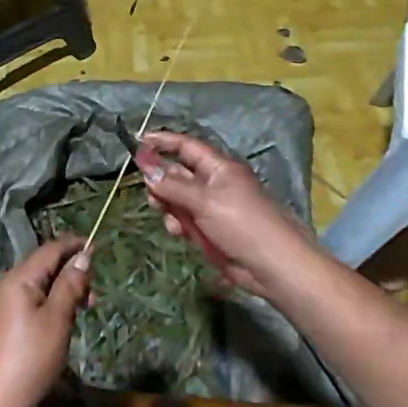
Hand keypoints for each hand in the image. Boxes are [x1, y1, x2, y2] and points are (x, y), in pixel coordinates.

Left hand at [0, 236, 93, 406]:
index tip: (99, 250)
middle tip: (93, 294)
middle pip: (46, 263)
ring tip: (84, 309)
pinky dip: (54, 300)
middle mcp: (10, 283)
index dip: (76, 245)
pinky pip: (35, 297)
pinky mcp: (8, 319)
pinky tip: (66, 317)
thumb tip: (84, 256)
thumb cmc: (32, 356)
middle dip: (72, 271)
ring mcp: (6, 302)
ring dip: (66, 288)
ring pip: (42, 281)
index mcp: (20, 278)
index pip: (51, 248)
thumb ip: (71, 282)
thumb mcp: (59, 316)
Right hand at [137, 132, 319, 296]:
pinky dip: (179, 224)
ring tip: (165, 213)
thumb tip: (146, 166)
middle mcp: (214, 183)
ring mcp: (212, 207)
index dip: (163, 142)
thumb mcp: (205, 201)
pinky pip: (186, 220)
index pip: (187, 147)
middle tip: (150, 193)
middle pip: (179, 174)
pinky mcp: (210, 229)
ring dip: (168, 205)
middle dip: (162, 181)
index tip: (138, 142)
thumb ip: (173, 185)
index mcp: (219, 167)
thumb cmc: (241, 223)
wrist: (270, 264)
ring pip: (178, 199)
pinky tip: (179, 232)